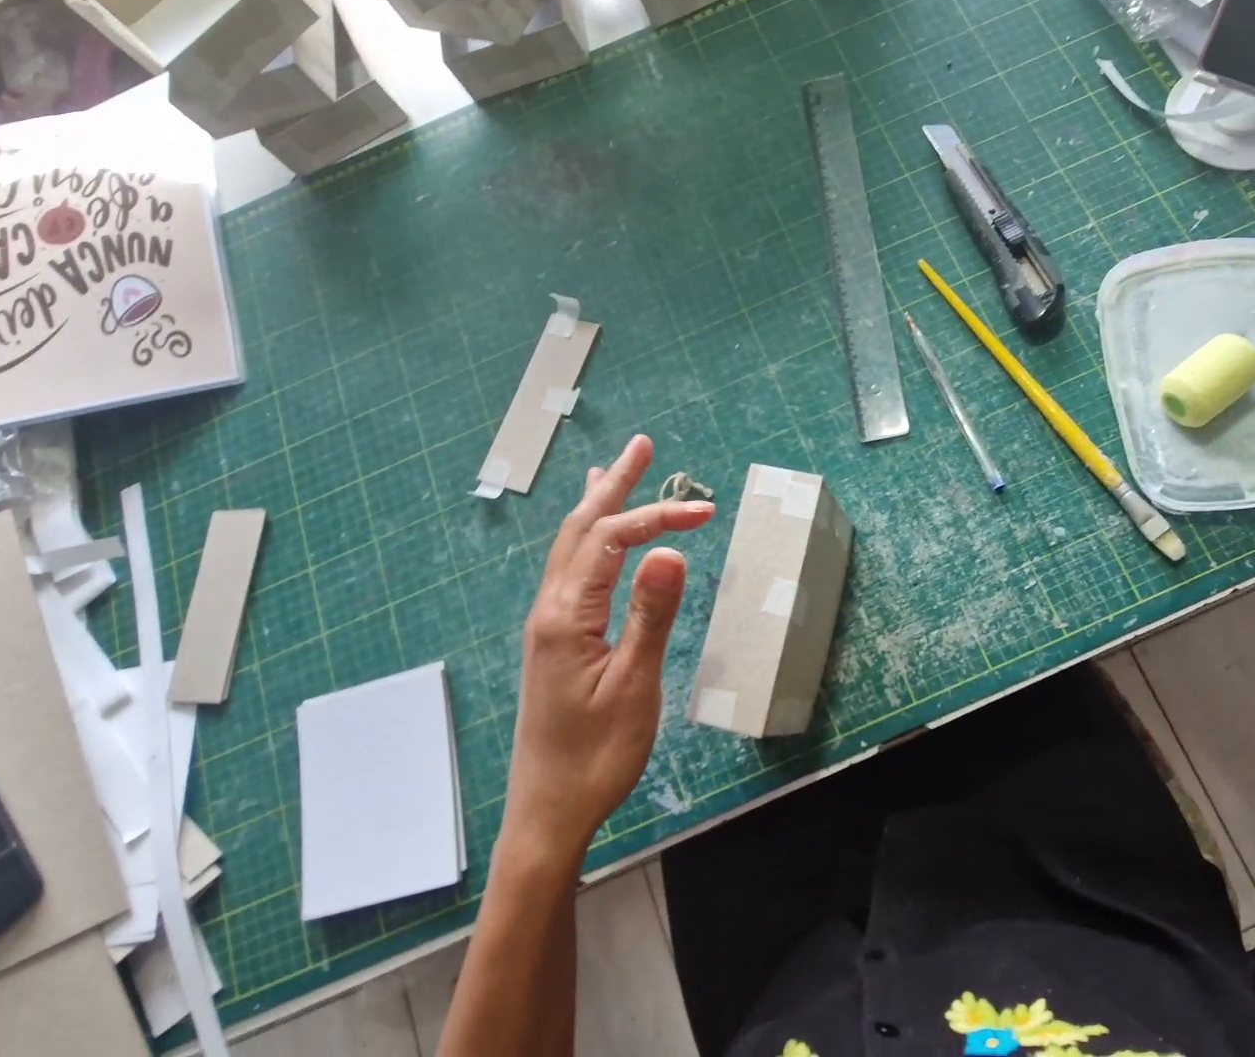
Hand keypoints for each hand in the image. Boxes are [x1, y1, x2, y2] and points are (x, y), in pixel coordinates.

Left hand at [501, 435, 713, 857]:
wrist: (549, 810)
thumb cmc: (598, 754)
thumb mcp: (634, 685)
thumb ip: (651, 615)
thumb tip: (671, 551)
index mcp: (566, 615)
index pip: (612, 541)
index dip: (658, 517)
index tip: (706, 512)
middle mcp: (550, 610)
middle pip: (581, 530)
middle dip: (614, 486)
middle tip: (642, 445)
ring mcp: (548, 626)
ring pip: (571, 549)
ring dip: (597, 506)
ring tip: (612, 471)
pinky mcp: (555, 642)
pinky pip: (571, 573)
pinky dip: (588, 541)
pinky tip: (594, 542)